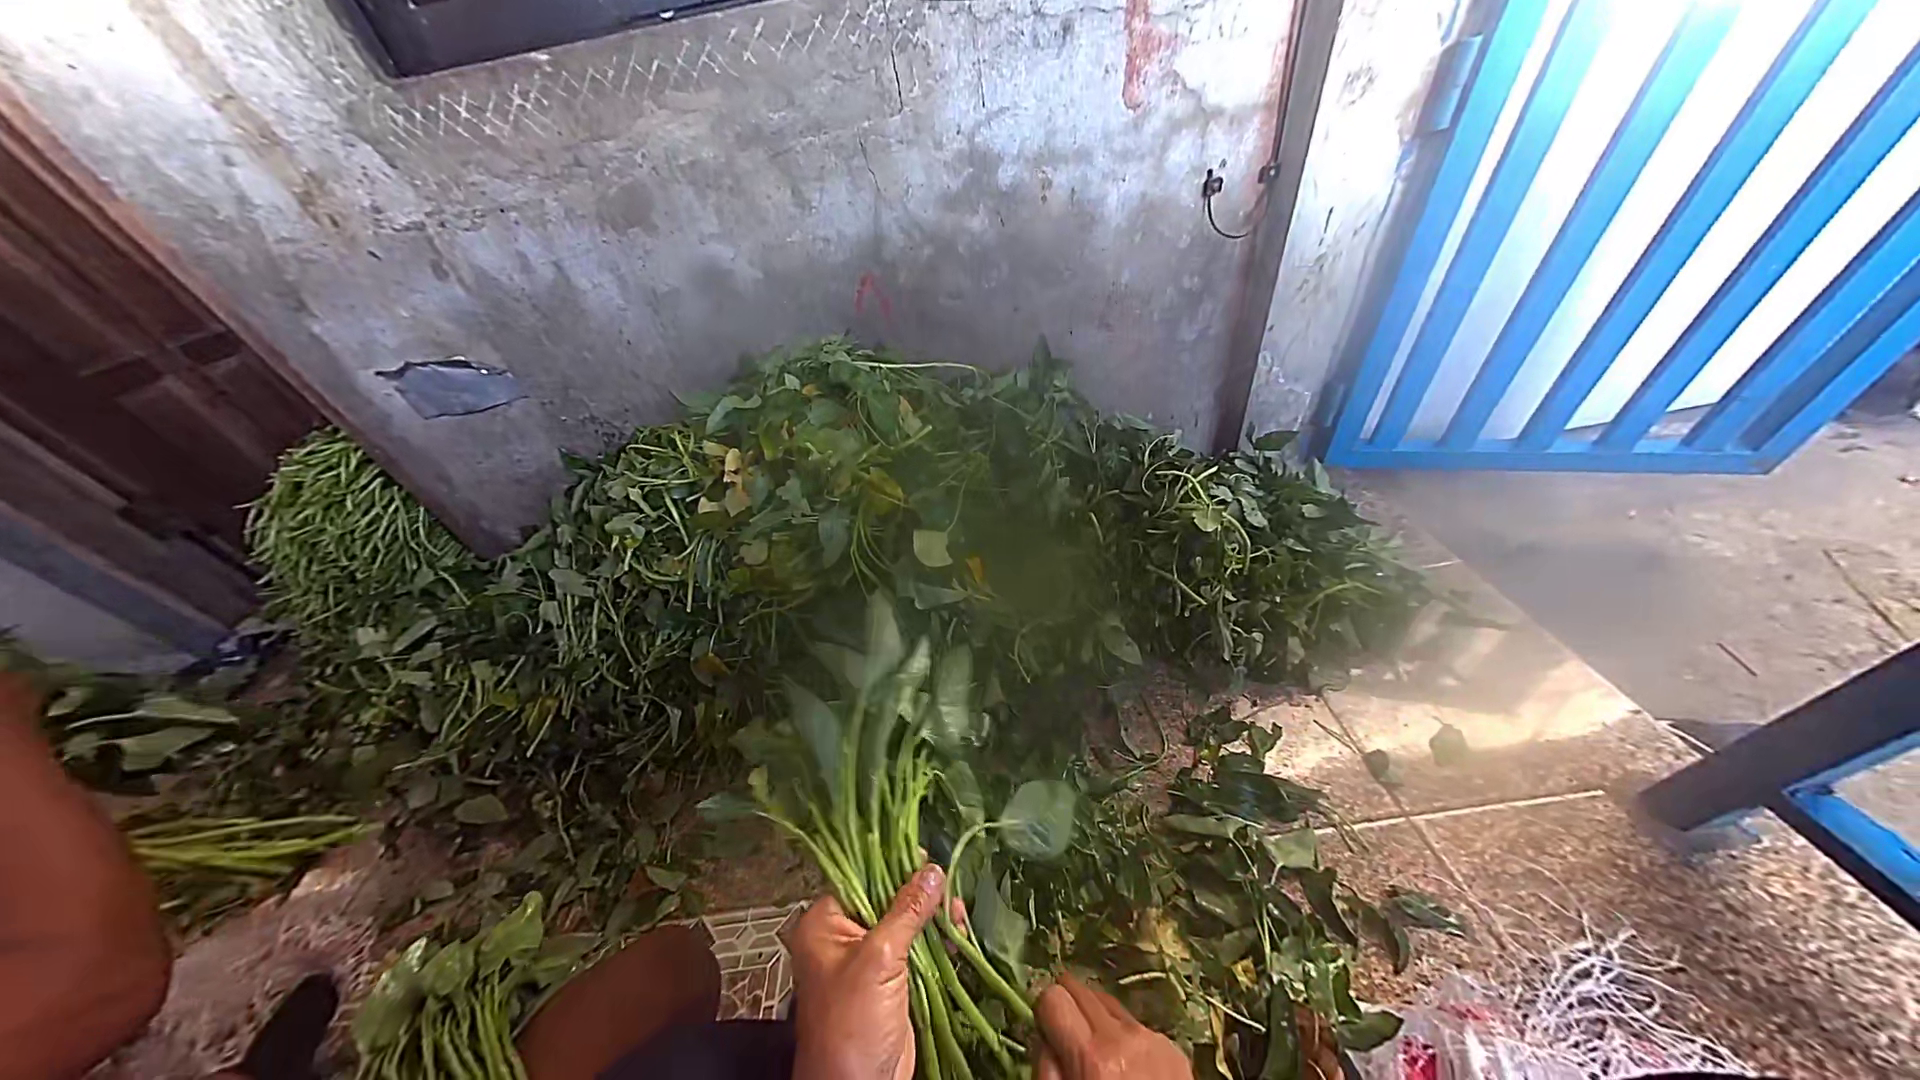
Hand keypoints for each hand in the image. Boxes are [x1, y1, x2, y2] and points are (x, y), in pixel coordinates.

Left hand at [786, 863, 944, 1079]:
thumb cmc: (851, 1025)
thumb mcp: (879, 960)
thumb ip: (907, 912)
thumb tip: (933, 870)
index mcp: (826, 923)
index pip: (860, 875)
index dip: (892, 863)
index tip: (924, 855)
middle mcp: (844, 934)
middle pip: (886, 896)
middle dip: (920, 892)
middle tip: (949, 887)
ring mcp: (869, 957)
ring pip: (905, 920)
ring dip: (933, 915)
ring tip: (958, 912)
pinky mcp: (890, 977)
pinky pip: (915, 946)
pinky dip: (936, 939)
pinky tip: (956, 933)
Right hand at [1035, 974, 1191, 1079]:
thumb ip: (1047, 1069)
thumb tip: (1045, 1036)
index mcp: (1093, 1058)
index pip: (1052, 996)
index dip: (1045, 1015)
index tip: (1048, 1036)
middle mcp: (1123, 1038)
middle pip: (1079, 988)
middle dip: (1068, 1010)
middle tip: (1068, 1043)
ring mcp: (1152, 1039)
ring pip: (1107, 1001)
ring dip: (1096, 1021)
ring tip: (1099, 1057)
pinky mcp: (1173, 1049)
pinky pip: (1134, 1024)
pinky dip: (1123, 1038)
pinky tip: (1128, 1071)